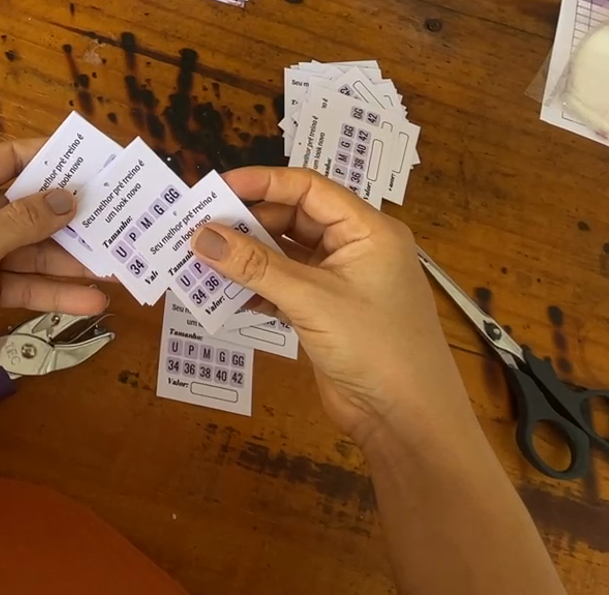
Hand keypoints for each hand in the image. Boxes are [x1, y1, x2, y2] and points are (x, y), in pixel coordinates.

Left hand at [0, 140, 109, 394]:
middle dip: (72, 215)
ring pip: (33, 249)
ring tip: (120, 264)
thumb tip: (69, 198)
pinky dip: (56, 290)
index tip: (97, 161)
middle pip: (29, 206)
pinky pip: (26, 282)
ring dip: (72, 258)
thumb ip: (23, 222)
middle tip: (121, 217)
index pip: (12, 159)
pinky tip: (93, 299)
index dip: (53, 157)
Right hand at [190, 168, 471, 449]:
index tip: (217, 188)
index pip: (306, 188)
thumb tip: (199, 236)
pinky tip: (223, 293)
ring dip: (245, 256)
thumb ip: (252, 265)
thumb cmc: (375, 348)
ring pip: (281, 251)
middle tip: (200, 229)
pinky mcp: (324, 310)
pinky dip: (253, 285)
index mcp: (366, 230)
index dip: (261, 182)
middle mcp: (353, 247)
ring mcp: (338, 280)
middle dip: (246, 223)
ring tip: (202, 258)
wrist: (410, 426)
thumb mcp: (310, 299)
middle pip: (290, 217)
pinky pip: (280, 283)